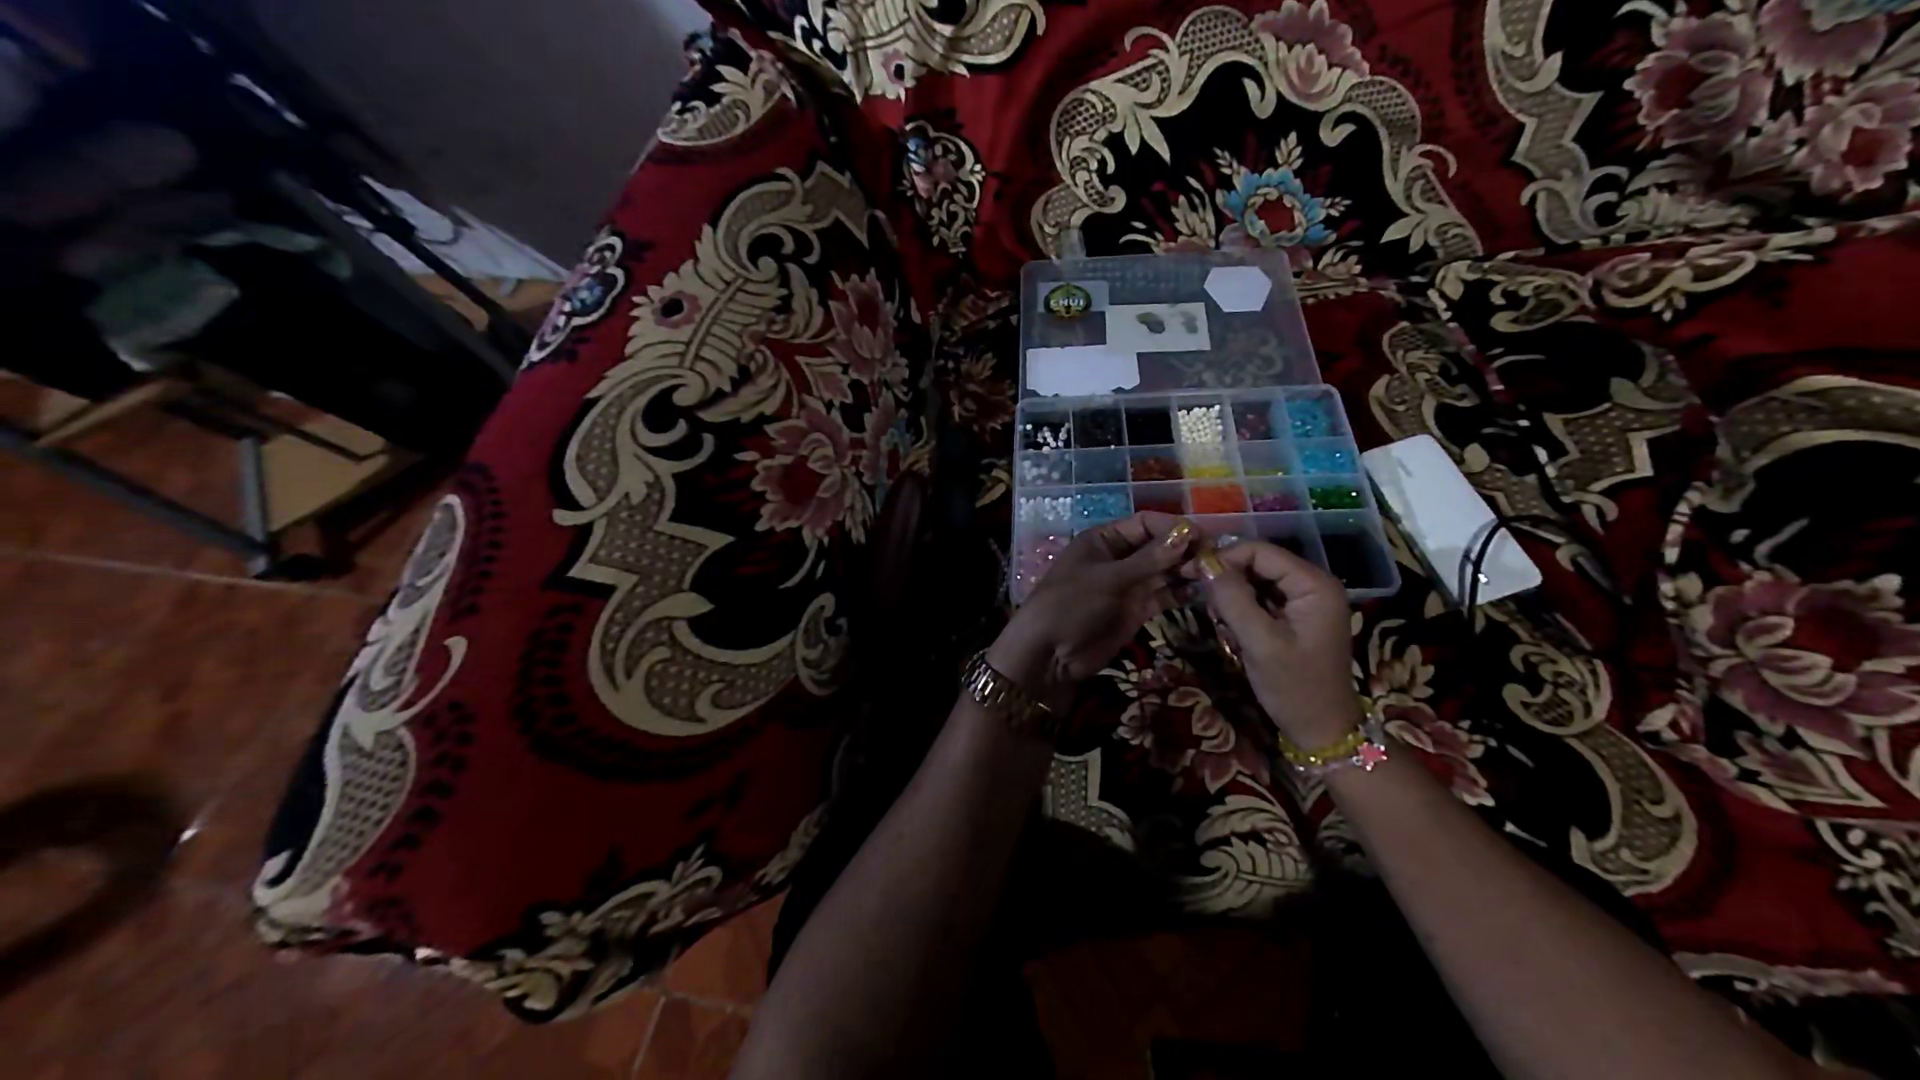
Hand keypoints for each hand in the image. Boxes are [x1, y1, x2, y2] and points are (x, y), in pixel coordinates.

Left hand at [990, 513, 1197, 696]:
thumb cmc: (1071, 605)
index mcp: (1103, 539)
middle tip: (1215, 558)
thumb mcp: (1108, 579)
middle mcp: (1118, 558)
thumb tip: (1186, 535)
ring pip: (1164, 571)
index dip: (1173, 527)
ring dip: (1187, 571)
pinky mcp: (1136, 610)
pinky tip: (1202, 592)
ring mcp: (1128, 585)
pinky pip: (1163, 595)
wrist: (1049, 655)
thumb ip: (1148, 560)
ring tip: (1214, 574)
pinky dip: (1181, 592)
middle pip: (1159, 546)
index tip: (1203, 536)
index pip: (1145, 523)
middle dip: (1185, 549)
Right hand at [1185, 541, 1360, 747]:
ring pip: (1257, 580)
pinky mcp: (1297, 617)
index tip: (1190, 574)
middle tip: (1198, 598)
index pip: (1261, 552)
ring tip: (1216, 618)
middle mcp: (1314, 585)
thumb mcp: (1260, 643)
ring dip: (1232, 594)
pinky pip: (1262, 598)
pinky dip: (1242, 607)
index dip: (1224, 558)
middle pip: (1259, 562)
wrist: (1322, 731)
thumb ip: (1233, 600)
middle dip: (1226, 576)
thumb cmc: (1295, 688)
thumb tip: (1205, 563)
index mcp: (1314, 586)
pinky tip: (1230, 627)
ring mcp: (1307, 601)